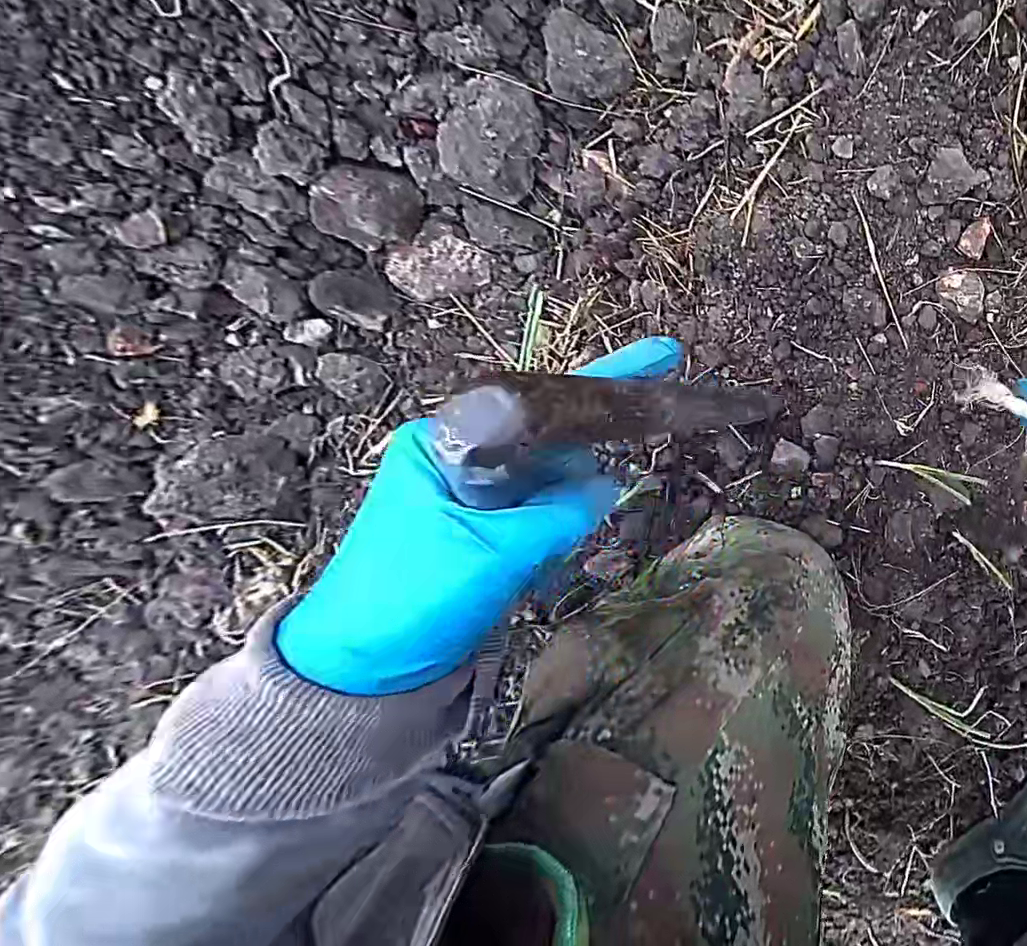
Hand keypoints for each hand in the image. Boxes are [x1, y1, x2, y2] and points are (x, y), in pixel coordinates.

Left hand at [276, 337, 683, 693]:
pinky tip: (570, 528)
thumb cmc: (410, 597)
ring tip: (571, 517)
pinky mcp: (497, 520)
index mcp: (447, 442)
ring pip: (559, 468)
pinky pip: (551, 501)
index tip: (662, 357)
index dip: (605, 380)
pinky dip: (570, 510)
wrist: (364, 669)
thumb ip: (559, 514)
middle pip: (555, 428)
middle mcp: (466, 453)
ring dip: (581, 485)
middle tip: (660, 414)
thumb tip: (607, 486)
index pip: (539, 398)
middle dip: (600, 430)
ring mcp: (483, 488)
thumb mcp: (492, 551)